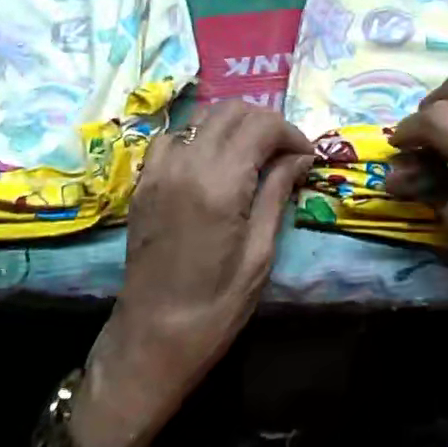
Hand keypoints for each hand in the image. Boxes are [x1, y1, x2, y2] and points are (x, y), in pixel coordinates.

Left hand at [69, 102, 312, 446]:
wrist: (152, 336)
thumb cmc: (216, 306)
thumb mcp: (259, 254)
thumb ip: (276, 194)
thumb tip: (299, 157)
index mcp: (219, 184)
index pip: (260, 125)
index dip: (290, 132)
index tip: (304, 156)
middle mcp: (185, 164)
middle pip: (230, 111)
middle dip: (264, 123)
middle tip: (283, 153)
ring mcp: (159, 169)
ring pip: (201, 117)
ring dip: (232, 125)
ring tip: (252, 155)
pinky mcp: (143, 182)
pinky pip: (172, 138)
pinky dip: (198, 137)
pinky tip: (210, 163)